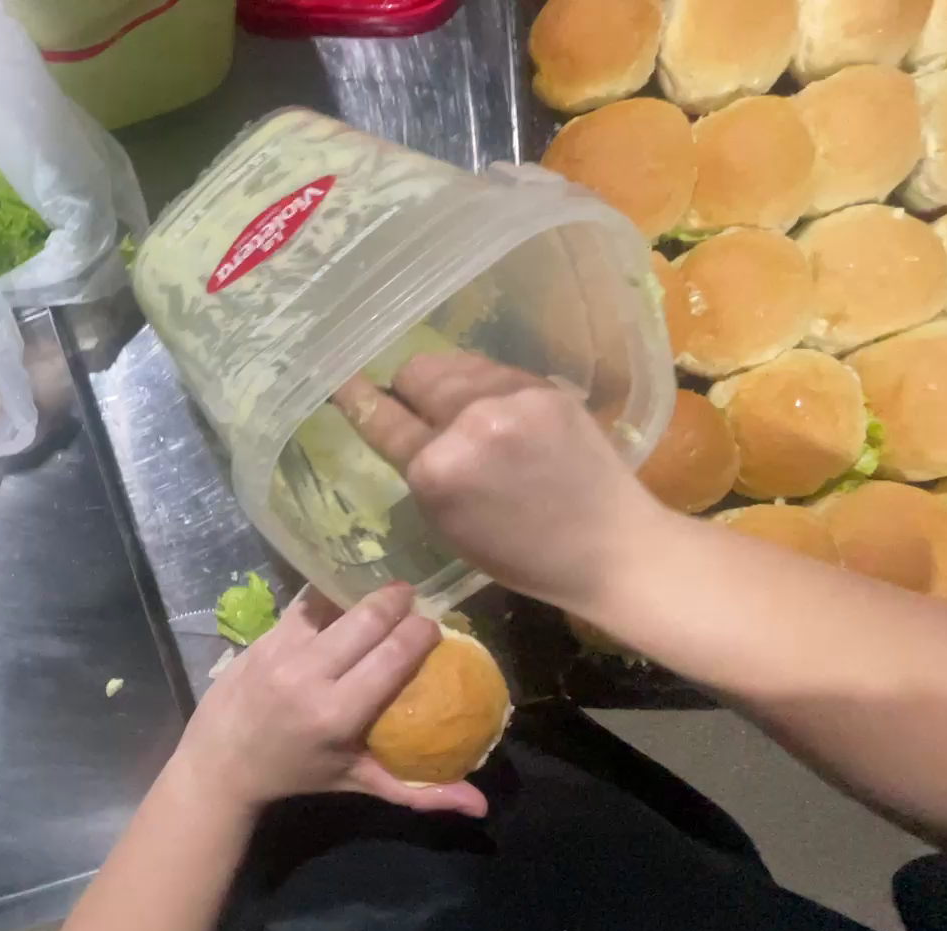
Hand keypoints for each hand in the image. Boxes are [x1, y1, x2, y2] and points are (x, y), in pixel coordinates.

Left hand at [170, 583, 489, 817]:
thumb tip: (480, 805)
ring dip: (362, 594)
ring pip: (332, 603)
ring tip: (383, 593)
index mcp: (336, 713)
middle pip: (366, 619)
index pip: (392, 657)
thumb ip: (418, 792)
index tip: (435, 628)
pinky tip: (342, 596)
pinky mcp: (262, 635)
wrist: (222, 760)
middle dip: (398, 602)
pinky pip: (303, 604)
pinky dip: (328, 597)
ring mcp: (280, 649)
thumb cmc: (295, 772)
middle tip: (414, 599)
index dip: (421, 633)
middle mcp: (308, 675)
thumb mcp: (355, 782)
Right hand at [333, 351, 664, 611]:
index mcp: (437, 469)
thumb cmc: (515, 551)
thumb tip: (398, 420)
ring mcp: (512, 397)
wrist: (607, 545)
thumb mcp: (444, 521)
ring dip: (442, 383)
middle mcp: (469, 421)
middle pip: (415, 373)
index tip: (338, 381)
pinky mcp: (545, 386)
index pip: (383, 419)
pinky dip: (479, 385)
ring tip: (457, 410)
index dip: (356, 398)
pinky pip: (490, 370)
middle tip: (417, 410)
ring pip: (451, 363)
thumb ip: (416, 467)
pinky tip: (493, 410)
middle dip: (407, 390)